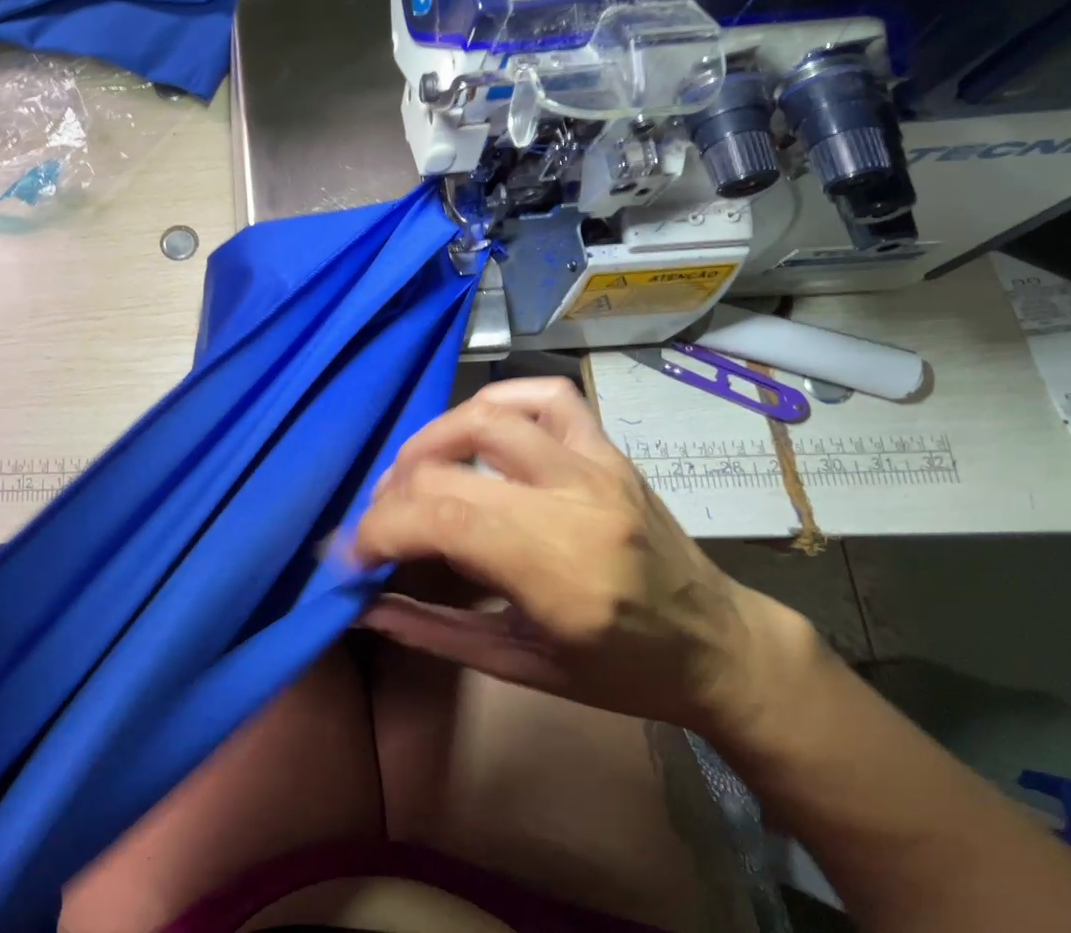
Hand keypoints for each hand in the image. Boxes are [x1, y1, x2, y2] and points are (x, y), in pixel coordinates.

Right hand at [350, 378, 821, 739]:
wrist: (722, 647)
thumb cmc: (623, 672)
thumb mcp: (520, 668)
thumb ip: (431, 632)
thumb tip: (360, 608)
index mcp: (559, 573)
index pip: (438, 519)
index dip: (375, 532)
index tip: (347, 559)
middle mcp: (576, 506)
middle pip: (447, 472)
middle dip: (389, 499)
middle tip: (376, 529)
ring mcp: (597, 468)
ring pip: (486, 418)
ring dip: (427, 443)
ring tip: (410, 478)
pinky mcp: (608, 451)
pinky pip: (546, 397)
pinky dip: (495, 402)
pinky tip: (471, 431)